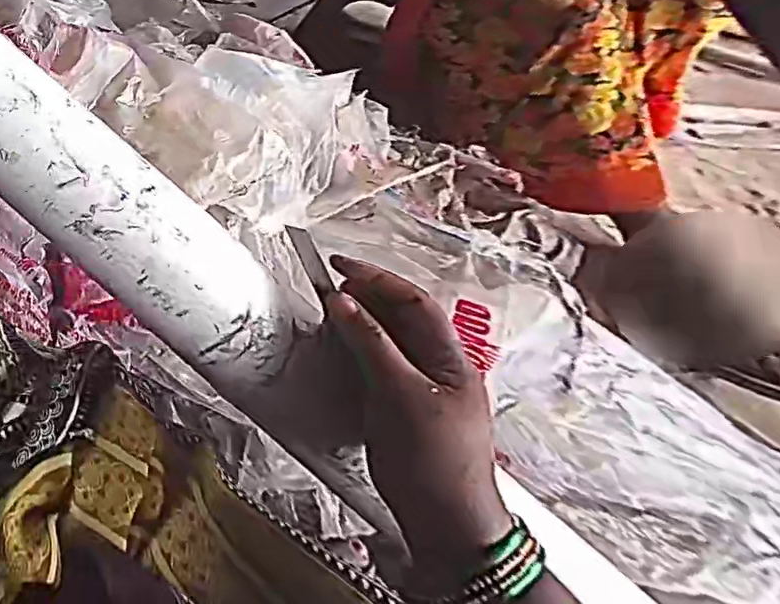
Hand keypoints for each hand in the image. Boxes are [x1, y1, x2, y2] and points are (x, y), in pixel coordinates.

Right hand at [325, 256, 510, 592]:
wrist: (441, 515)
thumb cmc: (436, 457)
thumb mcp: (402, 392)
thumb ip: (370, 342)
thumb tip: (340, 301)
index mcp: (451, 360)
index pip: (415, 303)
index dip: (377, 277)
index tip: (338, 264)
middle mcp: (434, 365)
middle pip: (398, 314)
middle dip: (364, 292)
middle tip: (328, 283)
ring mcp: (413, 381)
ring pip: (382, 333)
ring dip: (354, 315)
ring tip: (327, 306)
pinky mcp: (391, 396)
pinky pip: (369, 354)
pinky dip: (348, 339)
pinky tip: (333, 338)